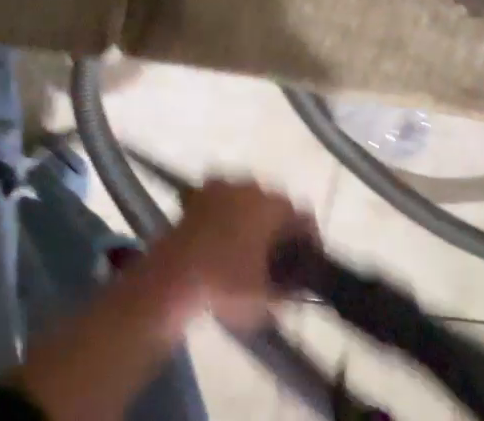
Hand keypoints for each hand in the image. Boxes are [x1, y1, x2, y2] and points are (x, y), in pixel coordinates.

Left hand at [146, 178, 315, 330]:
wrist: (173, 276)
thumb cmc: (226, 285)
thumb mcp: (269, 299)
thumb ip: (292, 292)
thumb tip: (299, 288)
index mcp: (272, 206)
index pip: (304, 216)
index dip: (309, 240)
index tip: (307, 260)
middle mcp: (248, 186)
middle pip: (276, 203)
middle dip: (280, 226)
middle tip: (280, 254)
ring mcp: (219, 185)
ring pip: (248, 197)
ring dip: (254, 216)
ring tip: (251, 245)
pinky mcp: (196, 192)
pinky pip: (222, 198)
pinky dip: (227, 212)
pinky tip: (225, 236)